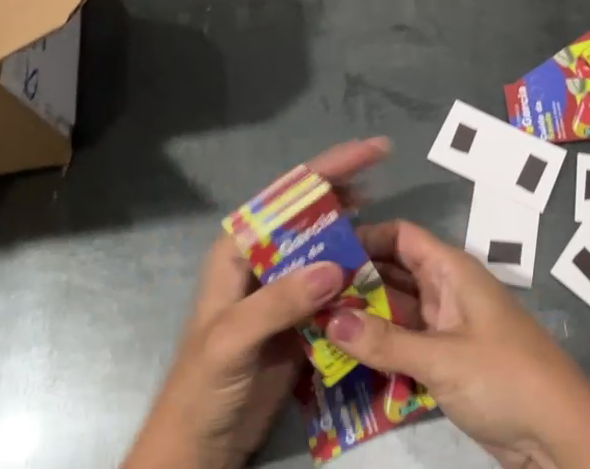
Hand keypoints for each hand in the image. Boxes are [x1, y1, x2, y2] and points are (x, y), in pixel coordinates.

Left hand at [123, 137, 391, 468]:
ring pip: (327, 248)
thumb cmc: (201, 388)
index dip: (330, 167)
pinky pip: (335, 288)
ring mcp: (282, 292)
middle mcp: (263, 263)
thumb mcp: (232, 339)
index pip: (288, 197)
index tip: (372, 150)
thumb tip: (336, 265)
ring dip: (357, 233)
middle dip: (347, 188)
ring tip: (391, 224)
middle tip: (386, 171)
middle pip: (311, 213)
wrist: (198, 448)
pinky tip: (382, 274)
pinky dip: (358, 277)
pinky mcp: (299, 321)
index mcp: (239, 252)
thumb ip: (279, 302)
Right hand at [328, 221, 589, 467]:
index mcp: (452, 271)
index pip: (401, 237)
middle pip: (392, 275)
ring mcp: (446, 328)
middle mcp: (446, 291)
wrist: (557, 430)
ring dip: (360, 322)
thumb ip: (385, 341)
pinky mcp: (445, 363)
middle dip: (352, 283)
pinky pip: (403, 348)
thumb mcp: (442, 357)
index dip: (363, 237)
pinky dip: (377, 353)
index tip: (318, 250)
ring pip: (394, 314)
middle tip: (300, 295)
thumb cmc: (504, 376)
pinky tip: (339, 363)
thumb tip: (327, 319)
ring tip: (308, 328)